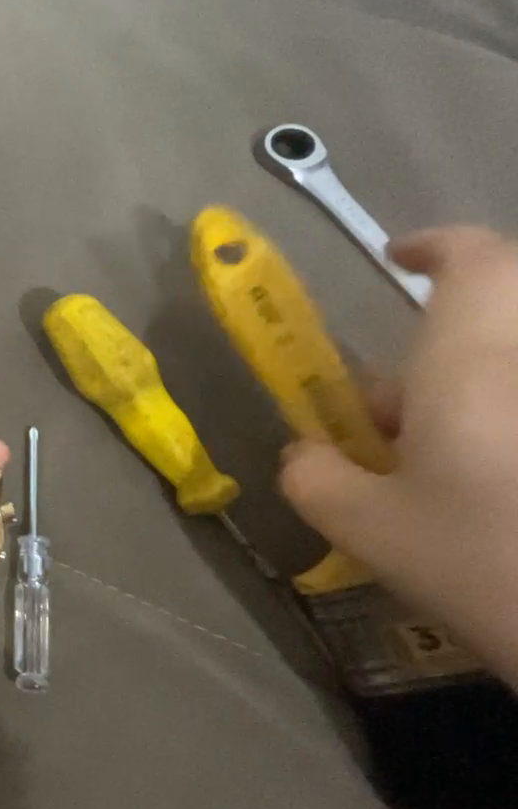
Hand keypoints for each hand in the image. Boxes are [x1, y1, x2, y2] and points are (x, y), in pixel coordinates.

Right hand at [280, 227, 517, 681]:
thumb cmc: (487, 560)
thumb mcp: (363, 525)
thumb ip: (312, 473)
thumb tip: (311, 454)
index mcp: (474, 367)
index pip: (478, 262)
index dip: (438, 247)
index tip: (398, 260)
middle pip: (482, 339)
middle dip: (424, 375)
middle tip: (380, 437)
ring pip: (499, 388)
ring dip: (462, 418)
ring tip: (433, 489)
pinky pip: (507, 422)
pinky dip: (491, 446)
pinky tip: (485, 505)